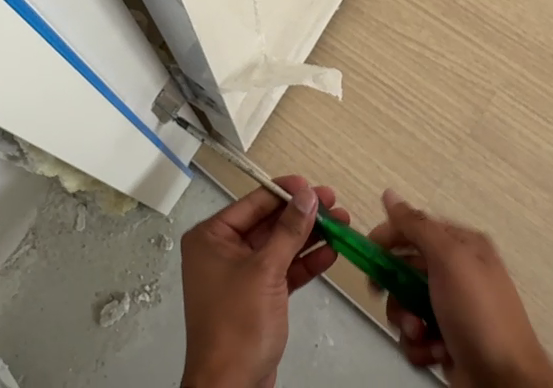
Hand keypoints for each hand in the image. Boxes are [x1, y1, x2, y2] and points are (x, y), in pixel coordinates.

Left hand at [179, 176, 349, 387]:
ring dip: (308, 237)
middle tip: (333, 203)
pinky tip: (330, 252)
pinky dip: (304, 262)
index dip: (283, 192)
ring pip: (279, 247)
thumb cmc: (236, 325)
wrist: (231, 385)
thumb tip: (306, 198)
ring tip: (341, 224)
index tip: (310, 185)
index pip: (251, 203)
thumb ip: (288, 231)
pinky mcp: (257, 297)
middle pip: (267, 223)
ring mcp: (240, 275)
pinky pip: (283, 271)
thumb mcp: (265, 271)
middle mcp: (222, 251)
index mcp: (211, 237)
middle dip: (301, 215)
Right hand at [368, 190, 552, 387]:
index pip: (416, 228)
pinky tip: (433, 351)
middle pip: (406, 267)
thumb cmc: (478, 314)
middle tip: (383, 296)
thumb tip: (389, 194)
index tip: (368, 252)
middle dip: (395, 287)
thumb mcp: (448, 260)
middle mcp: (458, 272)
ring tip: (420, 334)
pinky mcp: (448, 338)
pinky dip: (418, 343)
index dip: (389, 237)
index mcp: (463, 246)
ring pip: (407, 302)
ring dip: (406, 320)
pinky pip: (417, 332)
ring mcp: (454, 308)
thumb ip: (416, 226)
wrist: (506, 382)